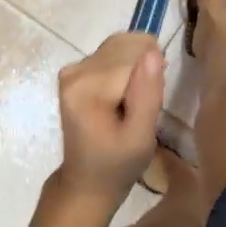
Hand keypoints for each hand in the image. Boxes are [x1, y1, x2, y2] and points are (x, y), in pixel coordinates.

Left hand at [56, 33, 165, 200]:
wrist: (86, 181)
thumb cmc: (117, 165)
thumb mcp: (140, 138)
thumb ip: (147, 94)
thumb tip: (153, 51)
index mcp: (87, 89)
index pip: (134, 57)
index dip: (152, 77)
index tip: (150, 104)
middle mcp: (74, 71)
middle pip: (127, 46)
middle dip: (143, 70)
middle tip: (141, 106)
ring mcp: (72, 69)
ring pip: (121, 46)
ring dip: (135, 69)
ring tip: (132, 103)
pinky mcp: (73, 69)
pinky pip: (112, 53)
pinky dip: (125, 69)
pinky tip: (122, 97)